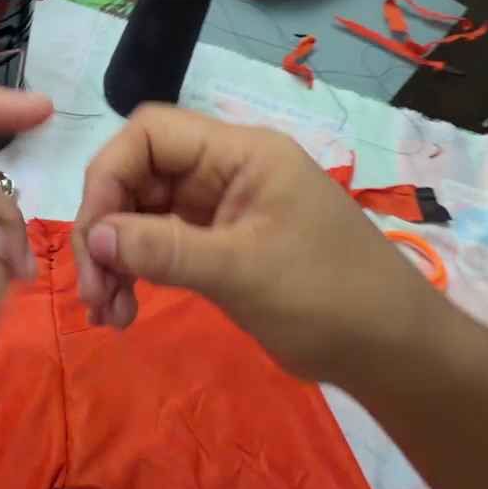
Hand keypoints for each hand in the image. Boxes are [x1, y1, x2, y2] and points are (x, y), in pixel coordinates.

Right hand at [72, 105, 440, 381]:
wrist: (394, 354)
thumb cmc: (331, 300)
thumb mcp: (243, 272)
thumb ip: (163, 249)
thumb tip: (96, 235)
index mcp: (240, 154)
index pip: (151, 134)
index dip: (110, 174)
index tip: (95, 234)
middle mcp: (224, 171)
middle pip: (139, 176)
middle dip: (106, 229)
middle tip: (93, 288)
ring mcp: (220, 208)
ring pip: (142, 215)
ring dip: (116, 258)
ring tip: (106, 312)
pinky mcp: (218, 243)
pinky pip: (159, 246)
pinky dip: (136, 273)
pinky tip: (124, 311)